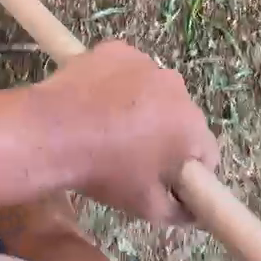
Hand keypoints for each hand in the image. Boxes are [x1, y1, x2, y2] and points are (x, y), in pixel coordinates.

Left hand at [31, 41, 220, 224]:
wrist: (53, 129)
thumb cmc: (105, 170)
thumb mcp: (150, 209)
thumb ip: (182, 211)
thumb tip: (191, 208)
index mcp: (190, 124)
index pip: (206, 153)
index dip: (189, 172)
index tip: (166, 179)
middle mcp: (175, 85)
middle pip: (181, 117)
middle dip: (166, 134)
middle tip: (135, 154)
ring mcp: (143, 61)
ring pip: (154, 90)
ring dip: (142, 105)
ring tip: (110, 126)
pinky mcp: (116, 48)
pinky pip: (128, 70)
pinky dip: (119, 83)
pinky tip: (97, 101)